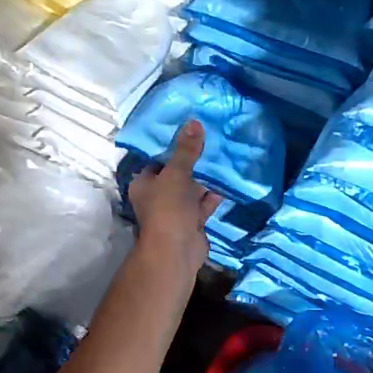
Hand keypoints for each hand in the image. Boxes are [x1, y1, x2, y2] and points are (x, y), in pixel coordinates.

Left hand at [127, 119, 221, 270]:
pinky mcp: (191, 222)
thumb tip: (193, 122)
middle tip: (212, 140)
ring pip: (192, 189)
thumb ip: (186, 150)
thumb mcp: (176, 173)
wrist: (176, 250)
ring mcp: (175, 210)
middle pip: (176, 174)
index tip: (191, 131)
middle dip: (193, 161)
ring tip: (223, 156)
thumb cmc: (168, 208)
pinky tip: (228, 179)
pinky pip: (203, 203)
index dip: (173, 146)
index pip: (157, 159)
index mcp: (144, 183)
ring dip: (206, 177)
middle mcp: (157, 196)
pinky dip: (213, 194)